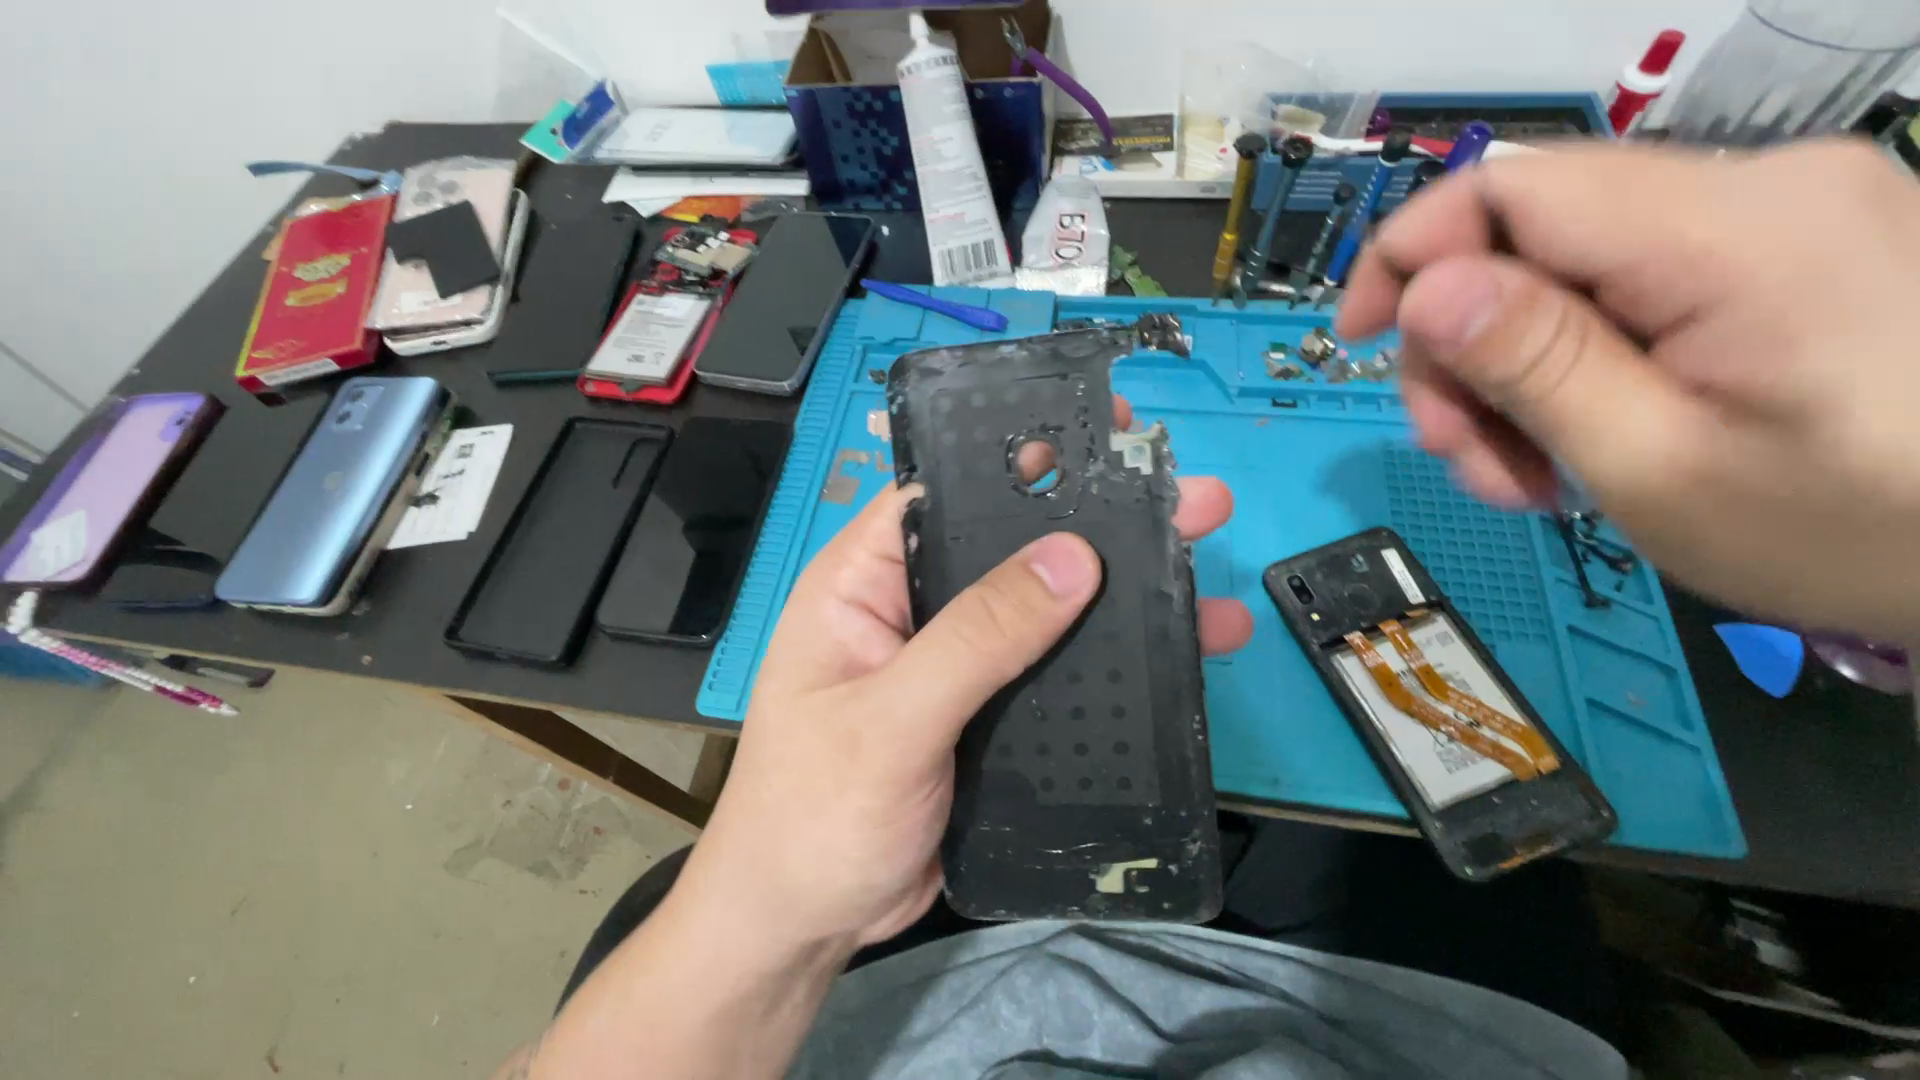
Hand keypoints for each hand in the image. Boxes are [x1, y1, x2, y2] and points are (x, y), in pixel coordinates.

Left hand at [677, 416, 1250, 951]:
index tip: (1103, 438)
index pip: (944, 493)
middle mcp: (915, 608)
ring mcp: (957, 663)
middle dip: (1100, 523)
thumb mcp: (890, 721)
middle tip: (1190, 502)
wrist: (807, 924)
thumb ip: (976, 639)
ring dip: (1124, 595)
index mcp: (866, 581)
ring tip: (1209, 578)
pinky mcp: (989, 714)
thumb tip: (1070, 558)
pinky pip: (1059, 671)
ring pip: (1049, 610)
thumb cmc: (813, 817)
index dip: (1020, 459)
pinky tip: (1182, 655)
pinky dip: (1115, 661)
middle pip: (1013, 546)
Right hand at [1337, 138, 1919, 640]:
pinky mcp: (1778, 257)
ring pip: (1560, 273)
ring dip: (1507, 375)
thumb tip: (1425, 290)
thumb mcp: (1655, 466)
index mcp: (1729, 231)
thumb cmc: (1852, 528)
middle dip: (1462, 349)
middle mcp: (1754, 191)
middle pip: (1525, 238)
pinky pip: (1620, 293)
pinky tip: (1572, 443)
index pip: (1510, 186)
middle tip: (1460, 457)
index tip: (1356, 339)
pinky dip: (1567, 369)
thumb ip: (1536, 365)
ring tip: (1520, 475)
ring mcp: (1774, 220)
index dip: (1408, 253)